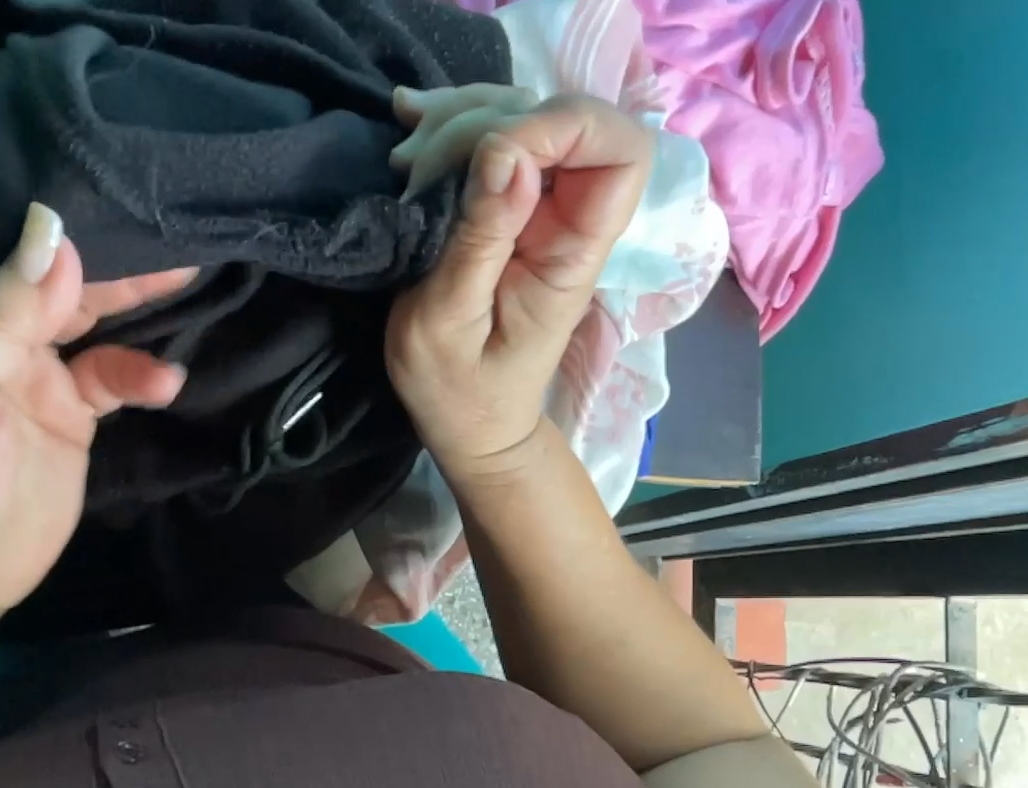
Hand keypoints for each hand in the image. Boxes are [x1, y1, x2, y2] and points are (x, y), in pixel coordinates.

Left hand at [0, 203, 197, 639]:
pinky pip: (112, 376)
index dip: (16, 201)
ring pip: (84, 314)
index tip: (81, 168)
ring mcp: (24, 369)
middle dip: (94, 247)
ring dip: (132, 299)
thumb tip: (53, 235)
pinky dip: (141, 374)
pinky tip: (165, 382)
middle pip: (37, 267)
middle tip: (159, 223)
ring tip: (185, 274)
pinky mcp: (67, 411)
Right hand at [384, 88, 652, 481]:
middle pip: (564, 123)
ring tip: (405, 156)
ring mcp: (540, 216)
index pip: (622, 154)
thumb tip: (506, 152)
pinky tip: (410, 140)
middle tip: (418, 162)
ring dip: (461, 123)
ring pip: (524, 124)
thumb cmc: (458, 391)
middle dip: (490, 121)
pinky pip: (494, 146)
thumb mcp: (451, 321)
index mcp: (573, 255)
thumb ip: (481, 239)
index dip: (567, 127)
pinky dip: (451, 132)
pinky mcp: (509, 215)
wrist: (471, 425)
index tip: (490, 150)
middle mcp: (569, 224)